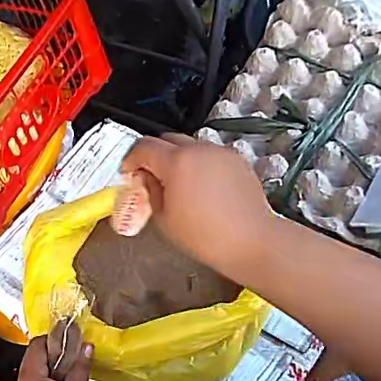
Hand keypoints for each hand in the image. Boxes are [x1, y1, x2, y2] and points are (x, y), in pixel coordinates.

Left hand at [14, 333, 91, 380]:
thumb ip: (80, 367)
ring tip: (78, 374)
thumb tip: (86, 346)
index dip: (57, 338)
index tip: (77, 340)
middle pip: (37, 357)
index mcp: (30, 375)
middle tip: (81, 357)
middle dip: (59, 354)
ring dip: (58, 369)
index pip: (39, 343)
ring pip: (39, 372)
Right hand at [120, 134, 280, 279]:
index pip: (144, 147)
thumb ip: (151, 192)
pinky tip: (202, 189)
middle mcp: (200, 149)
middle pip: (167, 139)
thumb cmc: (206, 237)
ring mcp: (221, 153)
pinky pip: (210, 156)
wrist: (251, 241)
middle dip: (154, 155)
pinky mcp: (237, 161)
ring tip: (177, 185)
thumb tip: (147, 179)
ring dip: (178, 159)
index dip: (131, 159)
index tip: (128, 172)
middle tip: (149, 177)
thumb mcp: (165, 220)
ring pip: (191, 146)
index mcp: (177, 162)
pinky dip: (199, 165)